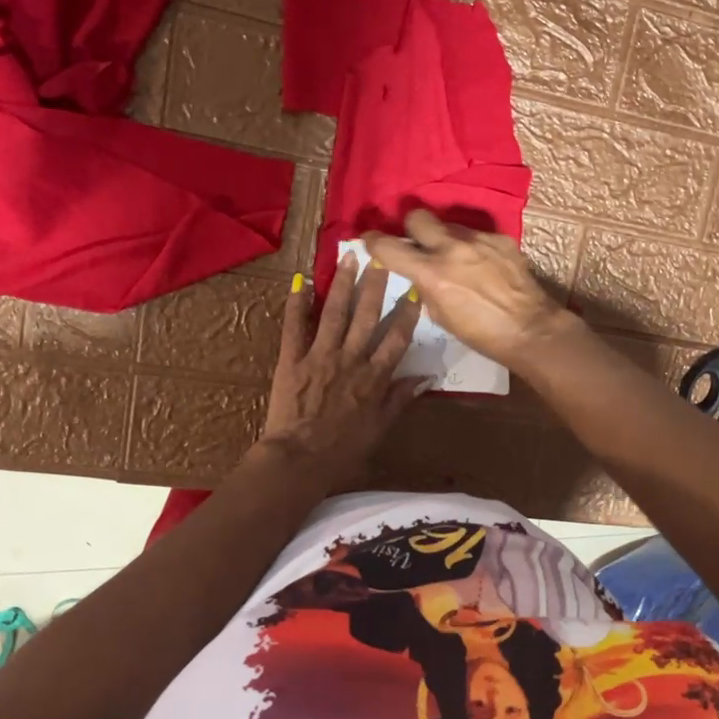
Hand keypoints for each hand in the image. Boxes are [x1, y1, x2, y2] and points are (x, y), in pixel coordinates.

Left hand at [258, 252, 423, 478]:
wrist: (300, 459)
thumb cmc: (343, 450)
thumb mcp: (379, 428)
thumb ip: (400, 399)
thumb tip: (426, 377)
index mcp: (373, 378)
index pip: (396, 339)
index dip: (407, 314)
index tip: (415, 290)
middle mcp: (350, 359)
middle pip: (367, 317)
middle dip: (376, 286)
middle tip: (383, 259)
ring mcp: (319, 356)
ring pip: (335, 313)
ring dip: (344, 284)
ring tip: (350, 258)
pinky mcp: (292, 359)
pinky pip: (294, 326)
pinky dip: (296, 302)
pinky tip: (300, 280)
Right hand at [365, 209, 581, 369]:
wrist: (530, 328)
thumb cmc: (482, 334)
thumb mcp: (441, 317)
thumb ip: (425, 289)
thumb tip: (419, 275)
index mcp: (432, 273)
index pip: (389, 247)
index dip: (373, 242)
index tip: (369, 240)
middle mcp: (452, 249)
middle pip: (418, 217)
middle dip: (412, 227)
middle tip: (416, 241)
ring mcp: (479, 240)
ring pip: (450, 225)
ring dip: (445, 238)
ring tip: (456, 258)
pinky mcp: (501, 239)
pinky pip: (477, 235)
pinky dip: (473, 247)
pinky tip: (482, 265)